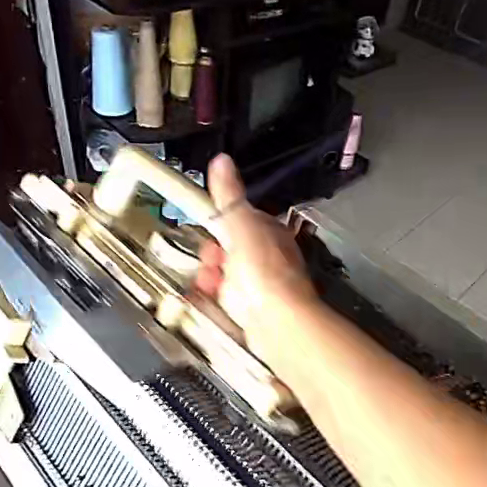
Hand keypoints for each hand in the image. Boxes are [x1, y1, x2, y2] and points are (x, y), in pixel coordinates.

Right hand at [192, 154, 319, 347]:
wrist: (279, 323)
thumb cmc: (267, 276)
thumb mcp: (241, 227)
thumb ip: (229, 197)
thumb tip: (222, 162)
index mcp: (268, 233)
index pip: (238, 220)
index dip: (218, 225)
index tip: (207, 231)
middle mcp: (268, 258)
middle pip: (228, 250)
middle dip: (211, 256)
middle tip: (210, 262)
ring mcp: (261, 285)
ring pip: (225, 276)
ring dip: (210, 279)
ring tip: (210, 284)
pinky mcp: (253, 310)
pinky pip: (226, 301)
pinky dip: (215, 301)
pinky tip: (213, 302)